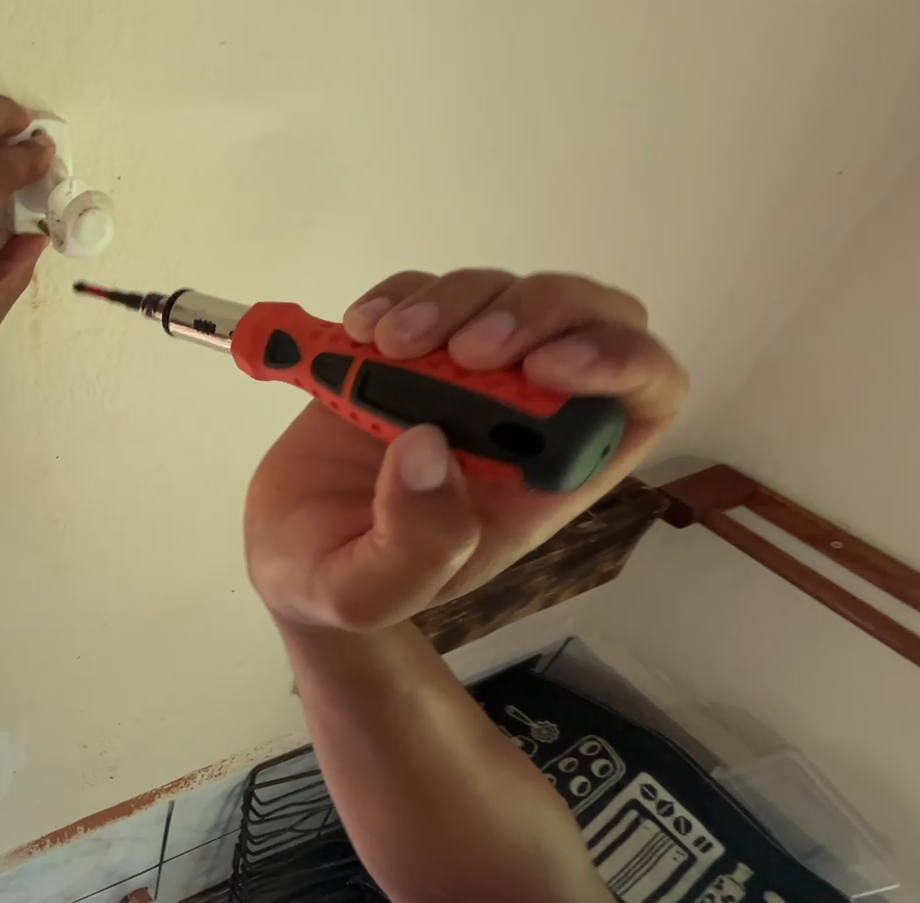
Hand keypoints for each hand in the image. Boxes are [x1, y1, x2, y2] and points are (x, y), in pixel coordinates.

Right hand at [245, 270, 687, 631]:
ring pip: (498, 295)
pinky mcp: (395, 356)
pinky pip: (418, 294)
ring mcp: (453, 379)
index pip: (640, 399)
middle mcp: (514, 417)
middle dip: (533, 314)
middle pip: (581, 321)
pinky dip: (392, 296)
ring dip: (450, 302)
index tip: (548, 367)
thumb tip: (428, 445)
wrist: (280, 556)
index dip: (621, 364)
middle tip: (460, 351)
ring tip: (380, 343)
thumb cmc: (335, 585)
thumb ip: (416, 544)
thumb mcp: (370, 592)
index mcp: (540, 478)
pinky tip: (355, 329)